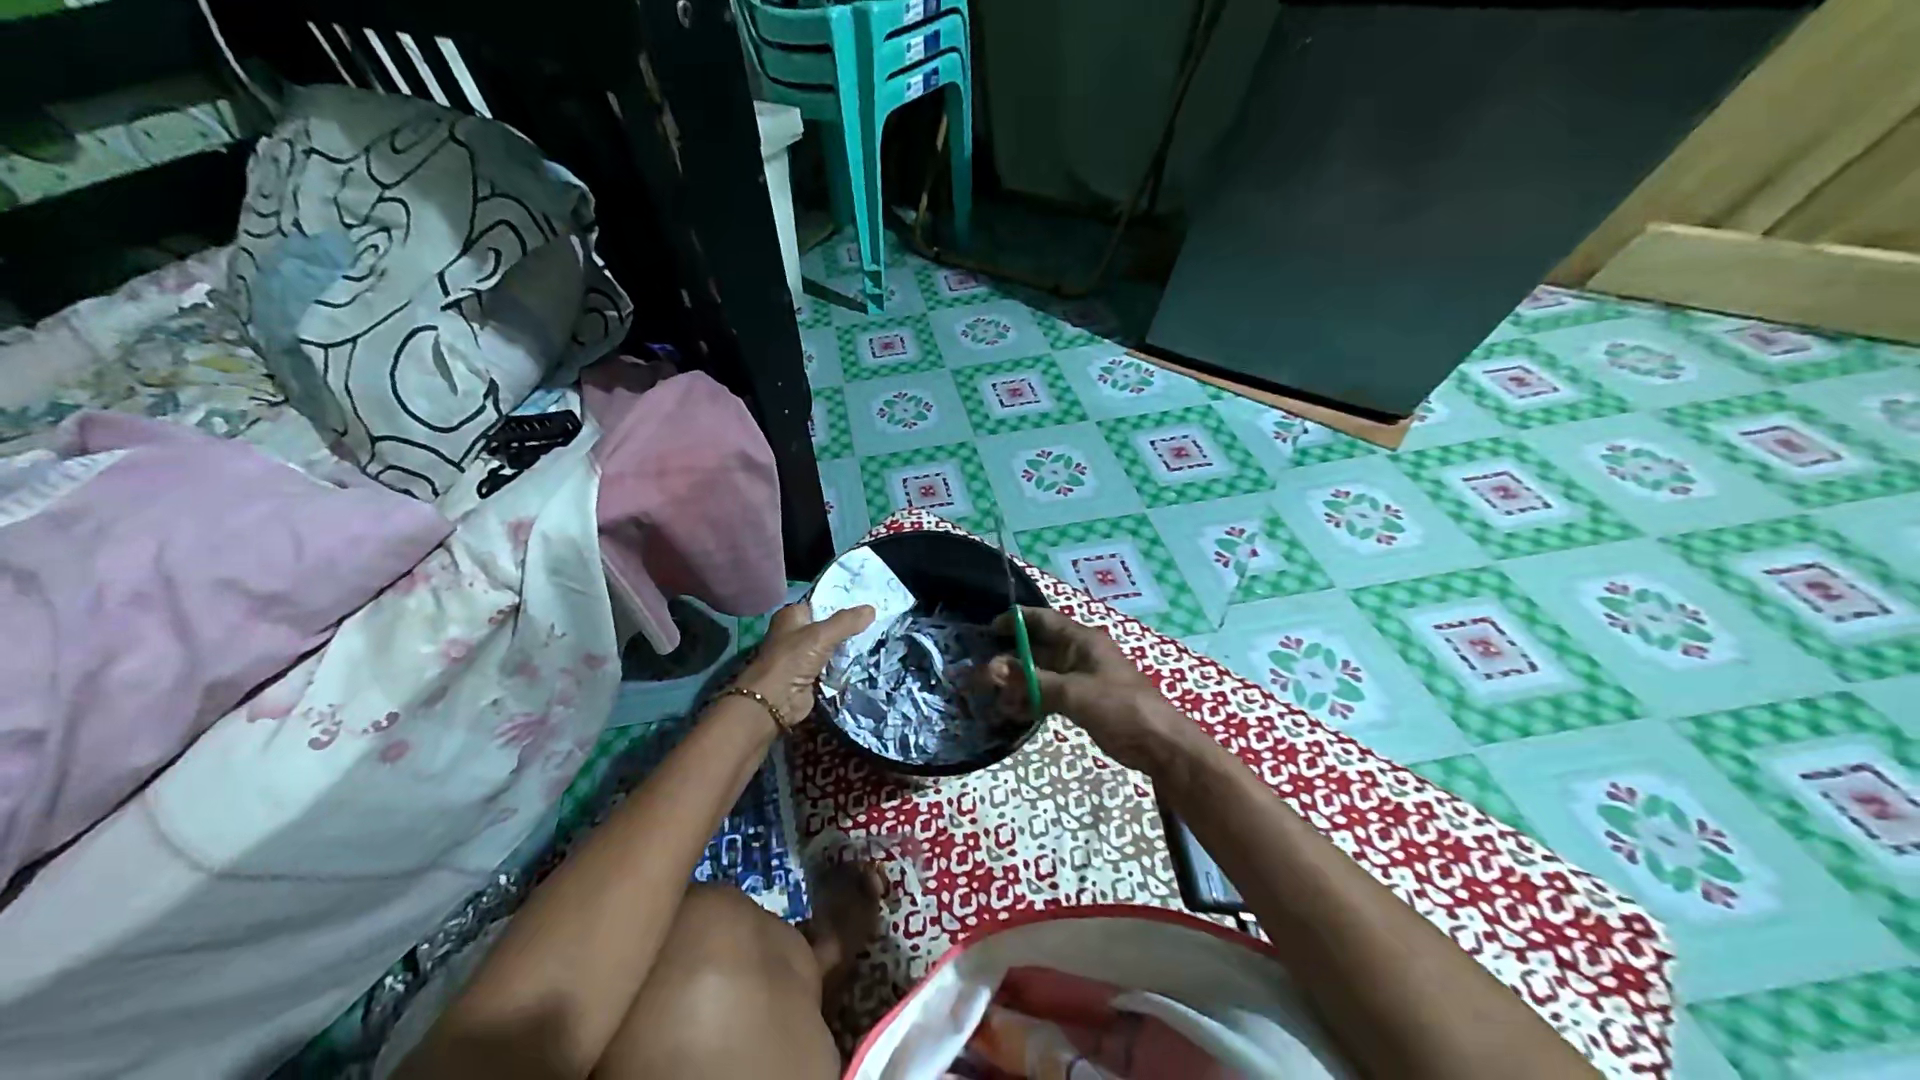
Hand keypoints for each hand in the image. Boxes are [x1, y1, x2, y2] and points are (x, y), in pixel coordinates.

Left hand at [734, 603, 874, 724]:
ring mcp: (804, 656)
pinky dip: (846, 666)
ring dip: (850, 648)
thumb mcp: (821, 635)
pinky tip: (866, 659)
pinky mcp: (812, 675)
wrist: (776, 701)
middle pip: (829, 626)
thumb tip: (872, 609)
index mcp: (792, 616)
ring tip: (877, 639)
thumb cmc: (792, 660)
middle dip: (850, 627)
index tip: (867, 603)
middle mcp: (797, 633)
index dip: (842, 603)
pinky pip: (834, 666)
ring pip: (833, 646)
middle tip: (877, 622)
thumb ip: (846, 622)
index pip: (821, 603)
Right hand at [984, 607, 1210, 774]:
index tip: (988, 630)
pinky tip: (1011, 713)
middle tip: (980, 672)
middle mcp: (1079, 654)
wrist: (1159, 744)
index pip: (1043, 620)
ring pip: (1041, 674)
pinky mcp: (1082, 701)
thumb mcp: (1073, 693)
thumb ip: (1032, 681)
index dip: (1016, 621)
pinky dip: (1032, 701)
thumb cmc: (1120, 708)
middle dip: (1010, 659)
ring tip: (991, 697)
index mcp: (1082, 641)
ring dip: (1018, 684)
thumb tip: (990, 669)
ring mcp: (1081, 679)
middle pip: (1038, 649)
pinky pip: (1049, 694)